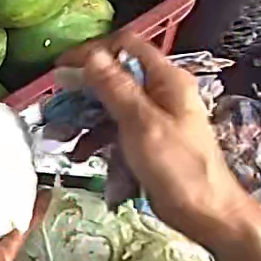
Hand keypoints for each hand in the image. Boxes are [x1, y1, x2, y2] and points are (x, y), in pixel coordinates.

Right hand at [60, 33, 260, 250]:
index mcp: (166, 80)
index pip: (125, 46)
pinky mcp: (144, 140)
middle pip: (112, 77)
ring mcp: (151, 117)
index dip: (92, 52)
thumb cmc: (179, 168)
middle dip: (80, 91)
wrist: (205, 214)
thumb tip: (91, 56)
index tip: (62, 68)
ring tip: (59, 135)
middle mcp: (159, 93)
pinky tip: (79, 153)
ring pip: (108, 106)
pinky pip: (112, 130)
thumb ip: (115, 87)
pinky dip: (94, 138)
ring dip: (82, 118)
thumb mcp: (142, 123)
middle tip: (56, 104)